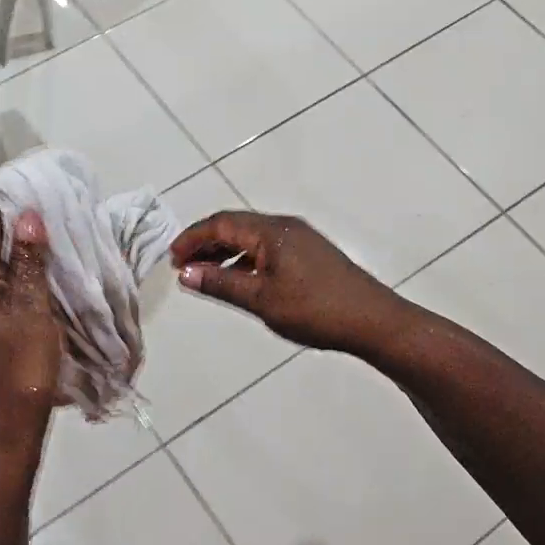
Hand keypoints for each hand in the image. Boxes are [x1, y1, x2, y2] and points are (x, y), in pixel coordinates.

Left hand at [0, 211, 62, 446]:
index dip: (5, 227)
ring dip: (8, 275)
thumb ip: (28, 260)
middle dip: (5, 250)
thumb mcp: (33, 307)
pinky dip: (6, 298)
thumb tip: (27, 215)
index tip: (39, 230)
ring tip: (43, 279)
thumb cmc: (21, 365)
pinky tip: (33, 308)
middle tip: (43, 255)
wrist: (6, 428)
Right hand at [170, 211, 410, 354]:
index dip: (192, 238)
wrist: (372, 321)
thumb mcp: (261, 300)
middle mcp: (284, 226)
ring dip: (224, 253)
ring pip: (251, 238)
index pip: (221, 223)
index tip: (171, 259)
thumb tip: (186, 274)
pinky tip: (239, 282)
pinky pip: (266, 248)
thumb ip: (221, 284)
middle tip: (182, 267)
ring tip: (205, 276)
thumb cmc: (314, 310)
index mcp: (271, 231)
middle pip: (235, 226)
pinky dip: (245, 260)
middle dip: (206, 244)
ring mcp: (300, 238)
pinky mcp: (310, 254)